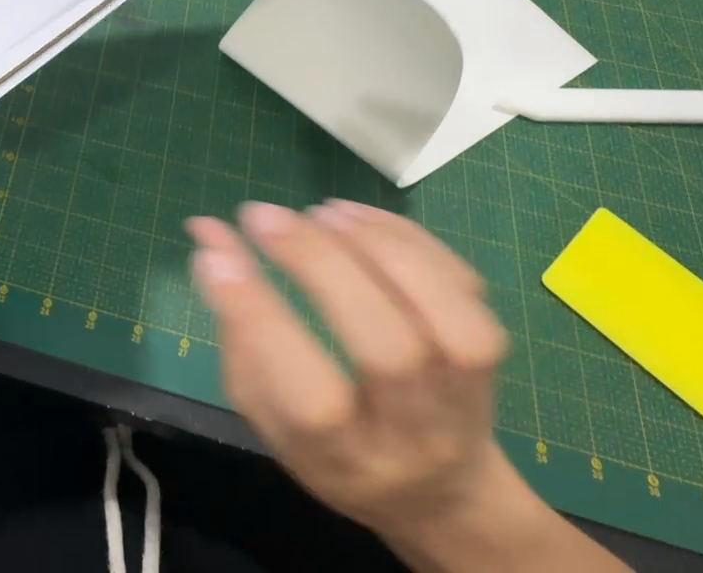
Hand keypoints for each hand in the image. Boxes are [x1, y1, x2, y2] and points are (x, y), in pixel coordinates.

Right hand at [186, 200, 519, 539]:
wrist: (439, 491)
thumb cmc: (329, 448)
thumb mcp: (264, 412)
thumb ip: (237, 332)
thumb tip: (210, 243)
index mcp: (346, 459)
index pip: (309, 395)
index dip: (259, 319)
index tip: (214, 255)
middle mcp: (414, 433)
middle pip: (387, 348)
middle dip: (319, 266)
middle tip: (262, 216)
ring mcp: (465, 397)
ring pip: (448, 321)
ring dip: (378, 249)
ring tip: (318, 212)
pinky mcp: (492, 357)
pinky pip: (466, 288)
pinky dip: (409, 238)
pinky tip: (354, 214)